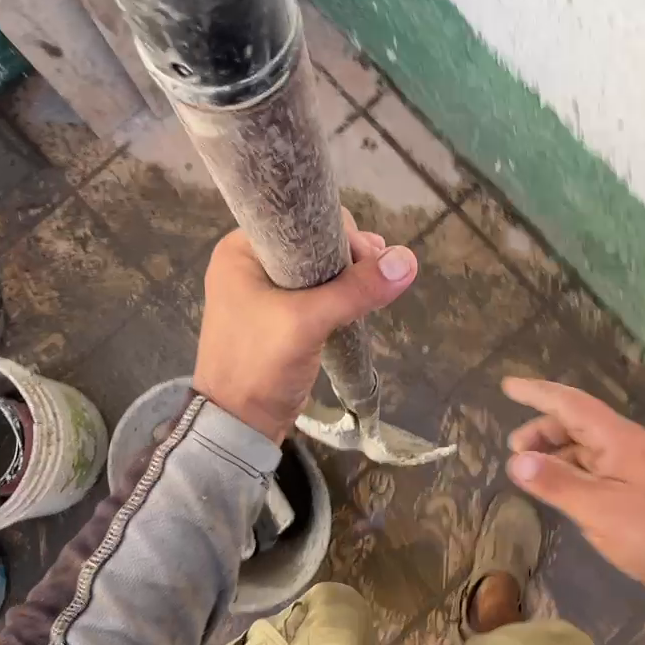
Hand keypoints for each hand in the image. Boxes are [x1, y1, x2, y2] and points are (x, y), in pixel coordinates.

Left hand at [193, 211, 417, 442]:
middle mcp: (250, 263)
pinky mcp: (279, 317)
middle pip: (313, 241)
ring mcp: (264, 291)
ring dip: (348, 276)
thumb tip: (408, 261)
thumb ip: (355, 290)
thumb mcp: (307, 322)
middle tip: (376, 274)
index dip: (339, 231)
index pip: (299, 219)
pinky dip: (340, 295)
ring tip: (376, 287)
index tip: (368, 255)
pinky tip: (363, 301)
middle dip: (349, 254)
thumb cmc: (258, 365)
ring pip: (318, 268)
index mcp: (241, 250)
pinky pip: (316, 293)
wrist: (237, 425)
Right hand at [502, 377, 644, 622]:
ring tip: (530, 471)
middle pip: (579, 423)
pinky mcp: (640, 491)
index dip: (539, 393)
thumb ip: (556, 483)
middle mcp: (631, 446)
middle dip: (543, 428)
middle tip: (513, 448)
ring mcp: (637, 469)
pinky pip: (597, 468)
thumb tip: (515, 459)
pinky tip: (561, 488)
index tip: (508, 386)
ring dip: (556, 452)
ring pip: (587, 447)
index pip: (573, 404)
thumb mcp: (599, 511)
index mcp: (623, 440)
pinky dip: (572, 470)